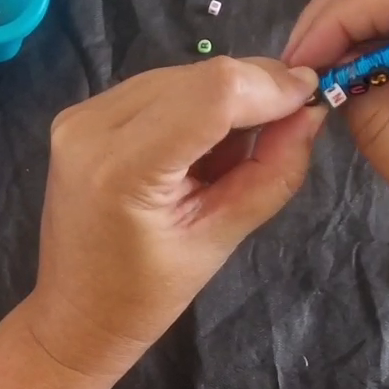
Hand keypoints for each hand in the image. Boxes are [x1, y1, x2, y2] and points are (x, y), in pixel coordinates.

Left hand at [23, 57, 323, 378]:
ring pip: (178, 76)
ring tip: (228, 158)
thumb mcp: (219, 240)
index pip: (212, 91)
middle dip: (251, 93)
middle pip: (197, 75)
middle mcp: (91, 127)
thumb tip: (311, 112)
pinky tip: (196, 151)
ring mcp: (79, 117)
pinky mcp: (79, 116)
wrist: (77, 313)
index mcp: (122, 168)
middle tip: (279, 133)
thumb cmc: (145, 296)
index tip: (308, 97)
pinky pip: (154, 90)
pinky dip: (190, 107)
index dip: (269, 85)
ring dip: (221, 102)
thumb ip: (271, 174)